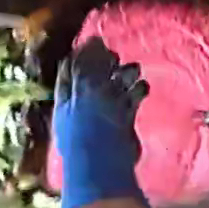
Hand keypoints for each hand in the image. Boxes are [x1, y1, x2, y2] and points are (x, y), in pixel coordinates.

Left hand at [53, 38, 149, 207]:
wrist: (105, 167)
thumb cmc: (91, 127)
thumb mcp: (87, 92)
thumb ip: (88, 66)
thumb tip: (91, 40)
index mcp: (67, 99)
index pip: (72, 70)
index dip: (83, 55)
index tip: (98, 41)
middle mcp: (81, 106)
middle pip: (94, 77)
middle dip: (107, 65)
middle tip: (118, 58)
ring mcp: (101, 116)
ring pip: (114, 88)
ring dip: (124, 78)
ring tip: (133, 74)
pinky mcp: (121, 125)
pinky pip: (129, 102)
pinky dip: (135, 93)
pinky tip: (141, 90)